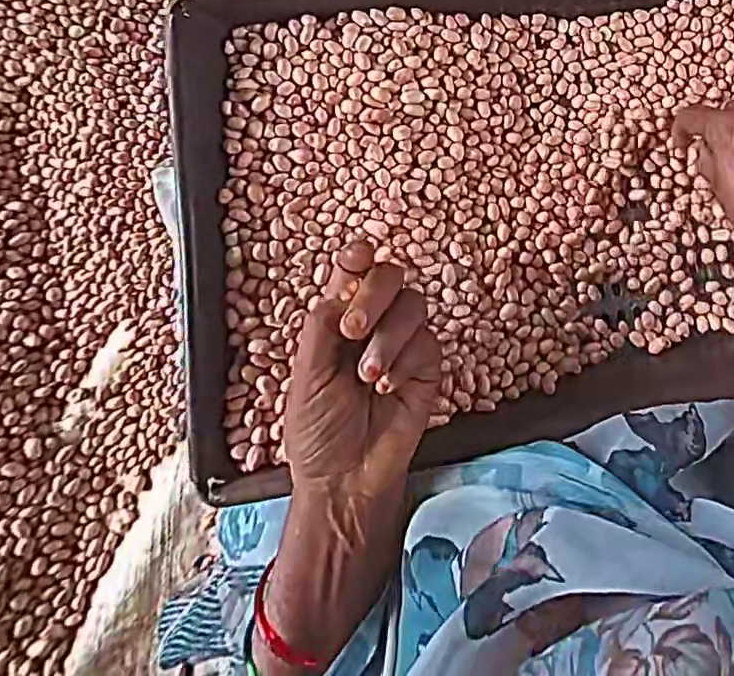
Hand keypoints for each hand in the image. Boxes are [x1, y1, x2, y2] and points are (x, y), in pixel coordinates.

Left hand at [284, 241, 441, 498]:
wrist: (343, 478)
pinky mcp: (426, 366)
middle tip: (353, 330)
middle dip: (374, 294)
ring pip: (413, 304)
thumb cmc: (316, 426)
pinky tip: (387, 388)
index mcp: (339, 316)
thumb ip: (323, 324)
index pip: (354, 270)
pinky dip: (405, 362)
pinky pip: (427, 342)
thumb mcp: (306, 372)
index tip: (357, 256)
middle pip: (389, 275)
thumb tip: (346, 284)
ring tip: (368, 375)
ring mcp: (402, 342)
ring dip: (389, 336)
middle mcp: (374, 321)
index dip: (358, 255)